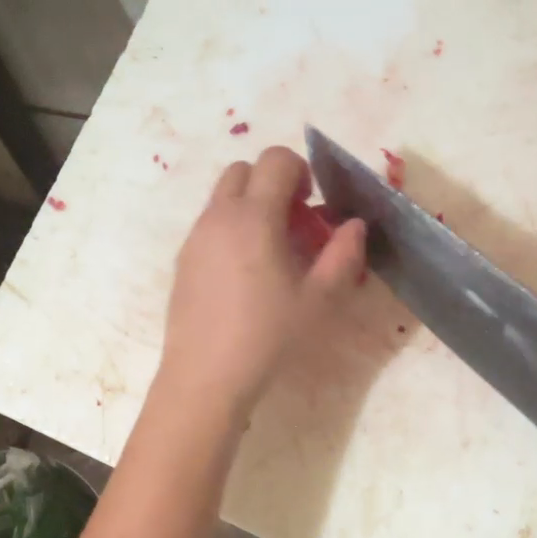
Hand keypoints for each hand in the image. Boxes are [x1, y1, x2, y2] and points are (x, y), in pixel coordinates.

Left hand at [156, 146, 366, 416]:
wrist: (205, 377)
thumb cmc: (267, 338)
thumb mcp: (317, 301)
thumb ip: (342, 256)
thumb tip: (354, 226)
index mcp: (253, 217)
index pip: (275, 160)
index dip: (300, 171)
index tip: (311, 205)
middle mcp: (218, 218)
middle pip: (242, 171)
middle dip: (270, 184)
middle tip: (291, 224)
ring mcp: (194, 240)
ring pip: (221, 200)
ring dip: (248, 208)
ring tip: (269, 255)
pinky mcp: (181, 265)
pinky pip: (207, 229)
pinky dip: (228, 233)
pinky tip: (242, 279)